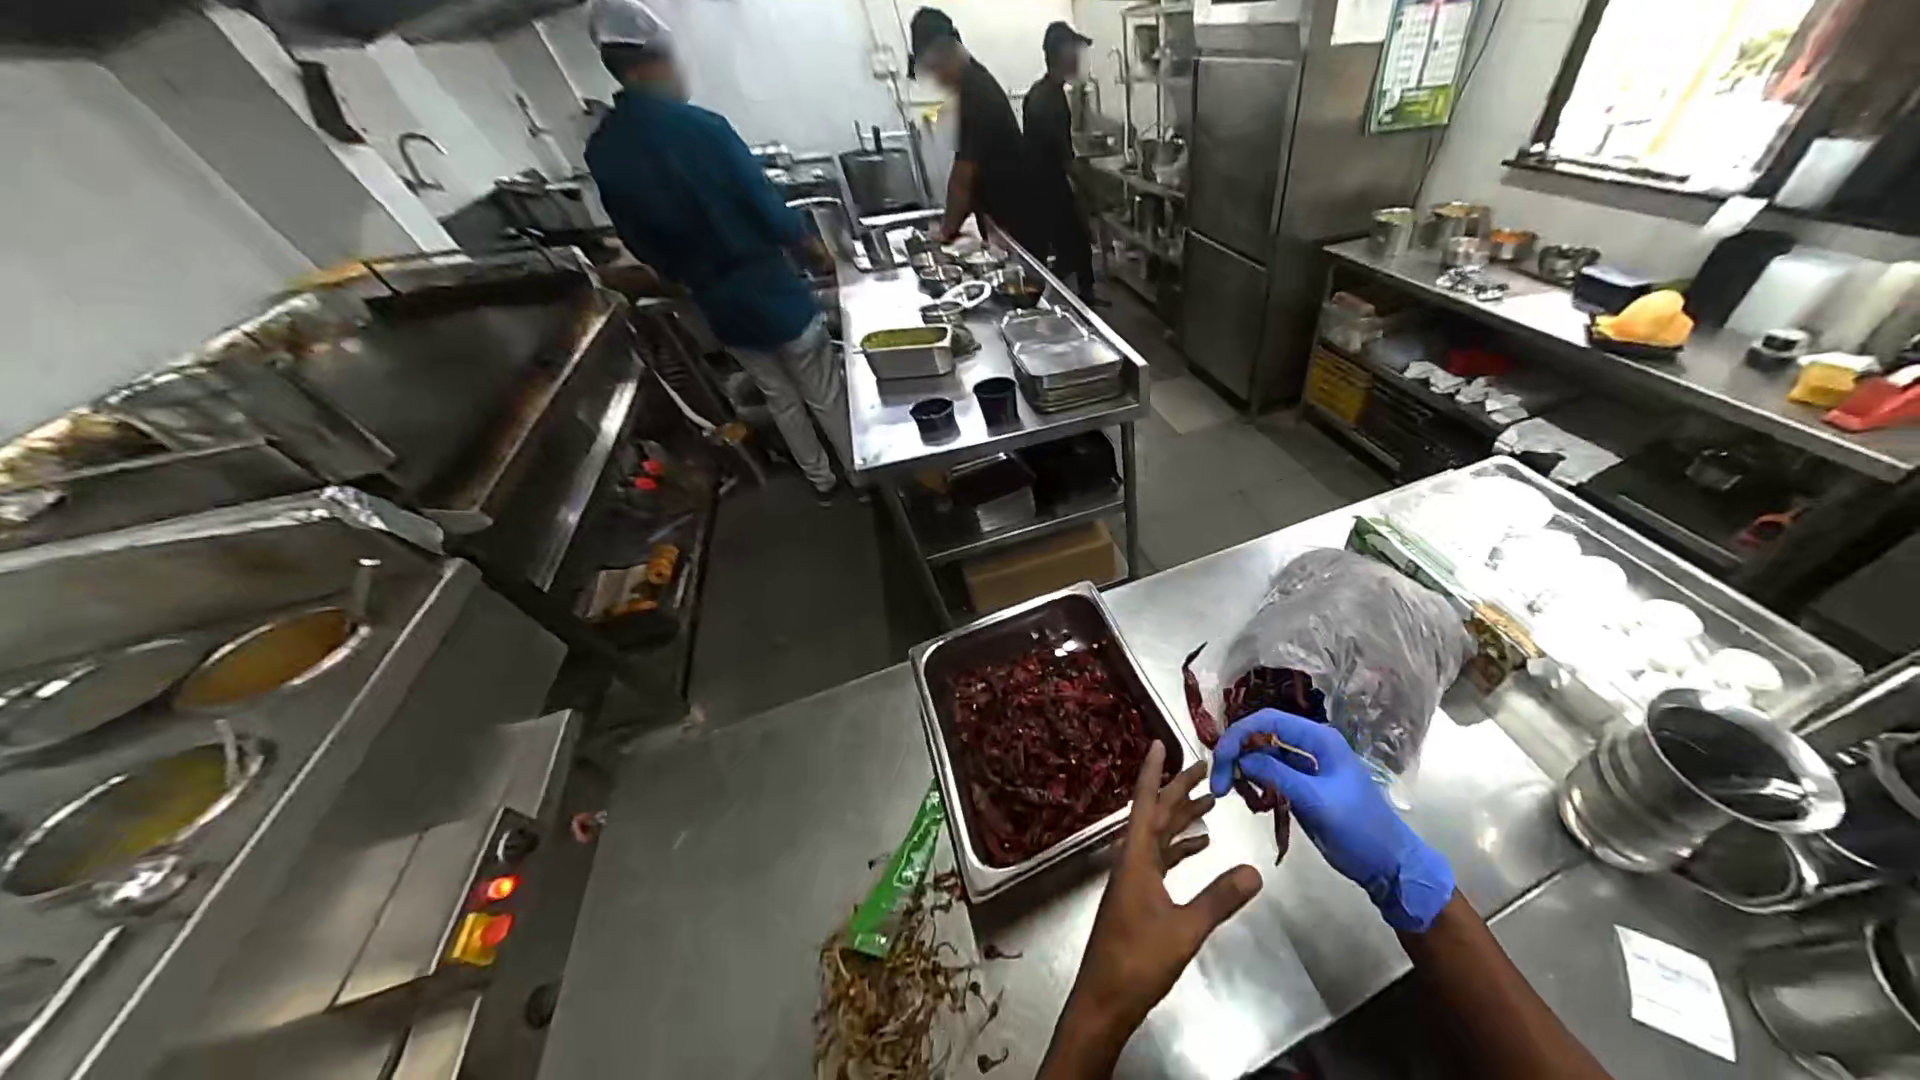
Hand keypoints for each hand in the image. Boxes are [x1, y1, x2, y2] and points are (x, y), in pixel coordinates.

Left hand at [1039, 743, 1262, 1078]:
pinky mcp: (1139, 895)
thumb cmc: (1138, 960)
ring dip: (1182, 817)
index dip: (1153, 771)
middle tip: (1204, 767)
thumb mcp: (1185, 929)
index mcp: (1135, 856)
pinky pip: (1161, 858)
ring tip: (1210, 801)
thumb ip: (1219, 899)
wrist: (1104, 996)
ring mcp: (1134, 877)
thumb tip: (1254, 870)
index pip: (1145, 802)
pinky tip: (1200, 847)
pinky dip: (1180, 848)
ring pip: (1159, 835)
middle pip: (1155, 814)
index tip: (1160, 742)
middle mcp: (1131, 858)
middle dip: (1178, 789)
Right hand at [1209, 709, 1454, 932]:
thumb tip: (1241, 759)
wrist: (1390, 867)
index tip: (1220, 760)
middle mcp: (1310, 745)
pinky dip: (1252, 782)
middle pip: (1260, 736)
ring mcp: (1304, 766)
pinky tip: (1245, 797)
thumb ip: (1277, 775)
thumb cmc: (1361, 831)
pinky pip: (1267, 774)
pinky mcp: (1299, 785)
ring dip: (1240, 769)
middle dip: (1234, 754)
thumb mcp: (1317, 802)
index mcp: (1320, 739)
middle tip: (1218, 783)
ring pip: (1260, 755)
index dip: (1238, 735)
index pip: (1268, 721)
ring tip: (1226, 792)